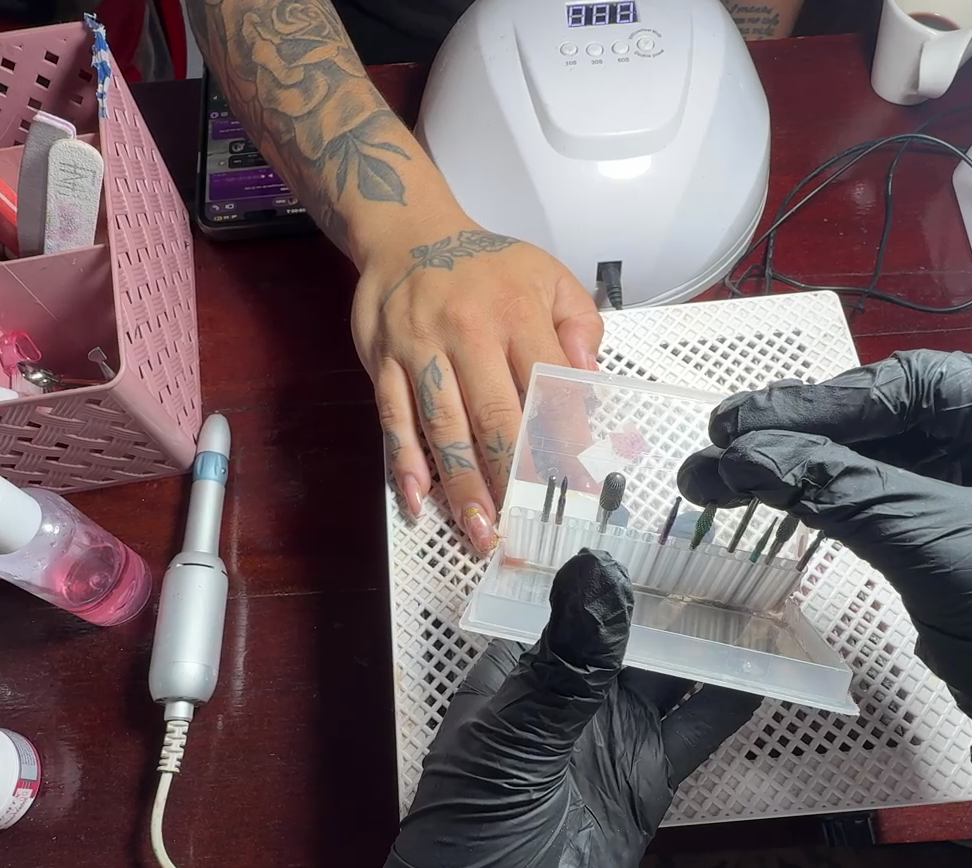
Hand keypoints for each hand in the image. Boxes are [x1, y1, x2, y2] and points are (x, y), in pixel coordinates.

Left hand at [293, 552, 758, 867]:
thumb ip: (564, 664)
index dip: (600, 552)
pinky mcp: (647, 782)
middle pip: (626, 627)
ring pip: (669, 671)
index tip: (643, 498)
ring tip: (759, 587)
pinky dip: (730, 699)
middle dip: (668, 586)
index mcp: (518, 672)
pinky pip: (696, 729)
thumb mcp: (512, 746)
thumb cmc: (471, 843)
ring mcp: (611, 737)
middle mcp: (568, 693)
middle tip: (724, 533)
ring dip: (710, 636)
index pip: (562, 594)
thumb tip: (599, 566)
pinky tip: (768, 666)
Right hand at [352, 213, 603, 553]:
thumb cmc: (485, 265)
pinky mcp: (383, 362)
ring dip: (462, 484)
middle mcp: (467, 332)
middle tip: (522, 525)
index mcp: (516, 311)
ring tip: (479, 530)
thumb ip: (578, 322)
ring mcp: (419, 349)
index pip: (547, 386)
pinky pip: (393, 418)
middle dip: (512, 477)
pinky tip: (419, 499)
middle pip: (494, 416)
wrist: (408, 233)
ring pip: (444, 427)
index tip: (576, 486)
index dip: (563, 440)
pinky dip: (405, 460)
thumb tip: (588, 376)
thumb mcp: (546, 274)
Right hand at [678, 350, 971, 867]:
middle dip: (802, 431)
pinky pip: (876, 491)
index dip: (825, 403)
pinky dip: (819, 493)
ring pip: (875, 452)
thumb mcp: (937, 551)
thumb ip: (838, 491)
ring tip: (720, 470)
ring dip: (798, 463)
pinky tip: (766, 490)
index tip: (741, 424)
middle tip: (720, 437)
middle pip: (892, 414)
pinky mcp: (956, 521)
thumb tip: (735, 455)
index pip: (921, 386)